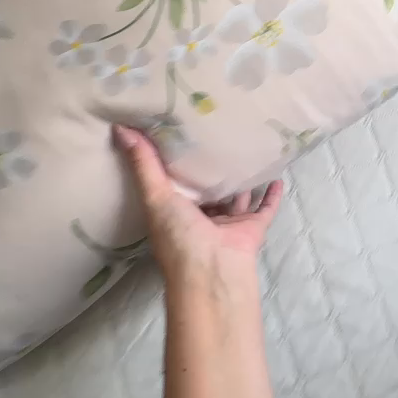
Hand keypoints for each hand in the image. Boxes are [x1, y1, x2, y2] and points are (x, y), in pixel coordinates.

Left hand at [114, 124, 282, 284]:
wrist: (214, 269)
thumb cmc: (180, 236)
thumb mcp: (156, 197)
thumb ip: (144, 165)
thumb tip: (121, 129)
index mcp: (175, 213)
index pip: (176, 185)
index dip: (177, 163)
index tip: (182, 136)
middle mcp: (202, 219)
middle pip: (209, 191)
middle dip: (213, 171)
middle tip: (222, 139)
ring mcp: (229, 224)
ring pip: (238, 198)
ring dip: (244, 180)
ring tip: (251, 152)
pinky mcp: (254, 227)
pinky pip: (265, 207)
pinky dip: (272, 194)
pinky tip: (277, 175)